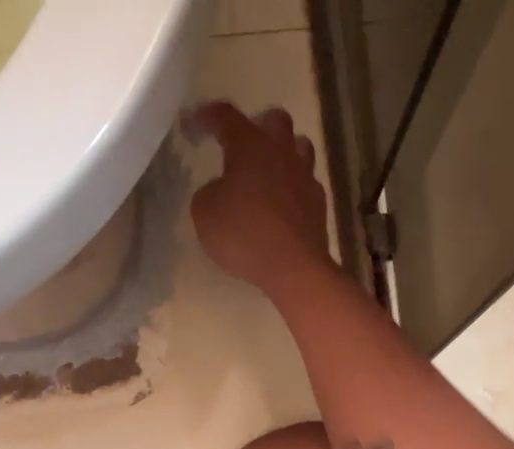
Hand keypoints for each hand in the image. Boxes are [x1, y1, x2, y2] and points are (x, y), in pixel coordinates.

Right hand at [187, 101, 333, 294]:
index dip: (208, 116)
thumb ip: (209, 192)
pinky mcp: (318, 203)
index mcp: (250, 145)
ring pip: (299, 146)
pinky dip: (295, 184)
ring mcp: (305, 176)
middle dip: (258, 125)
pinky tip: (285, 201)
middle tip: (243, 145)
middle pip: (275, 119)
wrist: (293, 267)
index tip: (195, 125)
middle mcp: (281, 152)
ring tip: (270, 168)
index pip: (226, 116)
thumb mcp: (205, 213)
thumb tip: (221, 189)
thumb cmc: (243, 235)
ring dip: (284, 150)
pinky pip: (307, 181)